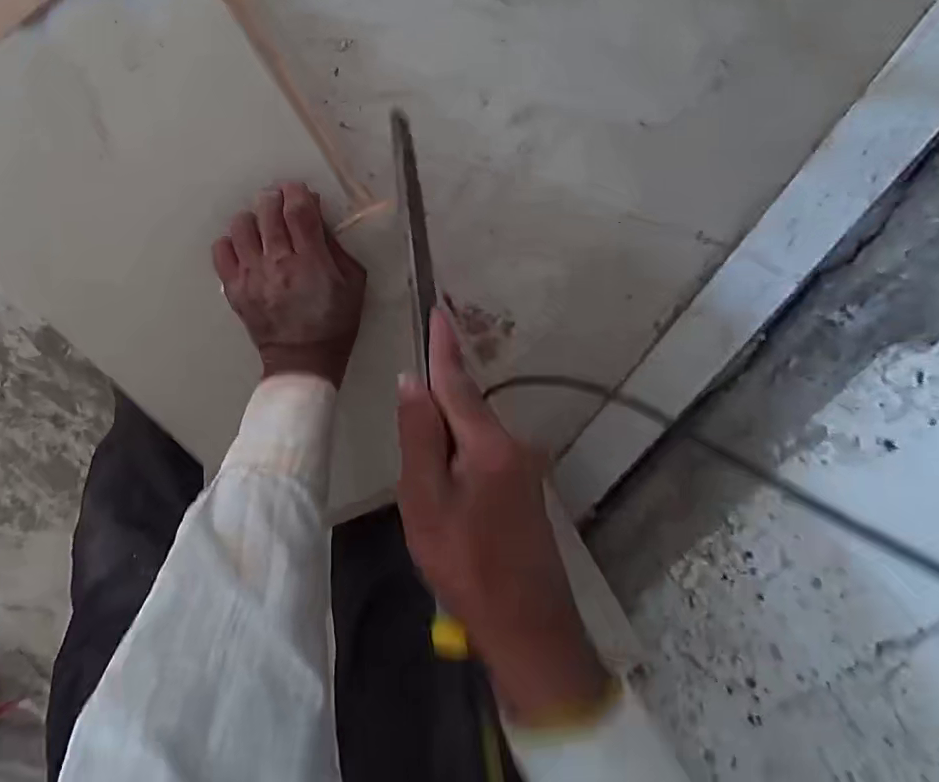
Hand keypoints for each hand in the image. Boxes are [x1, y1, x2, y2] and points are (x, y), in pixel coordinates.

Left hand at [211, 182, 367, 386]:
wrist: (301, 360)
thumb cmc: (334, 322)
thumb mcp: (353, 283)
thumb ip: (336, 247)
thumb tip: (317, 217)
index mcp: (311, 261)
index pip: (298, 209)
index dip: (297, 192)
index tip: (299, 191)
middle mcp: (278, 263)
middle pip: (267, 209)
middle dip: (275, 198)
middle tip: (281, 205)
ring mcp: (251, 275)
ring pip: (241, 224)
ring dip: (253, 218)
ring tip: (262, 228)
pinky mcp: (233, 287)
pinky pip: (221, 249)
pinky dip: (231, 242)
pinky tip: (245, 248)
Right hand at [396, 308, 609, 721]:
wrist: (529, 630)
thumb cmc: (466, 564)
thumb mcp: (424, 501)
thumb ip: (418, 436)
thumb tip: (412, 380)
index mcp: (487, 444)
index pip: (456, 382)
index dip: (443, 346)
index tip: (439, 308)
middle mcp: (513, 446)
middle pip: (461, 410)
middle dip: (431, 414)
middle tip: (410, 468)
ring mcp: (523, 469)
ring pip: (469, 437)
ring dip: (441, 449)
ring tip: (428, 502)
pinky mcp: (524, 489)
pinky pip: (481, 456)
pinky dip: (457, 463)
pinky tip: (449, 504)